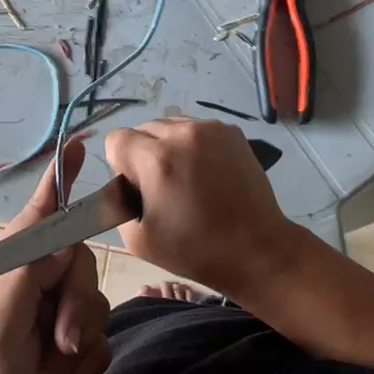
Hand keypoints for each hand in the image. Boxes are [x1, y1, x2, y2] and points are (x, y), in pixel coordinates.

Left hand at [0, 141, 112, 373]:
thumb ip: (27, 273)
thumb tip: (60, 232)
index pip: (32, 220)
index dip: (55, 183)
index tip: (76, 145)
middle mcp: (29, 292)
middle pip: (75, 260)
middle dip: (74, 302)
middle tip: (60, 340)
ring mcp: (53, 322)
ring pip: (94, 300)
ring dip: (78, 344)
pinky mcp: (76, 354)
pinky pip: (102, 337)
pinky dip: (85, 365)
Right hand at [104, 117, 302, 297]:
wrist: (257, 248)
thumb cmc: (196, 250)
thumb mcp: (140, 239)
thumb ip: (117, 203)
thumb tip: (118, 183)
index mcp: (157, 160)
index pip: (117, 140)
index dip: (122, 166)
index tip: (140, 189)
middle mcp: (182, 134)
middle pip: (142, 128)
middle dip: (144, 153)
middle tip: (163, 187)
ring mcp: (209, 129)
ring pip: (169, 124)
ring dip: (168, 145)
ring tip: (186, 177)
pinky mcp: (230, 131)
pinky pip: (195, 128)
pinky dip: (192, 144)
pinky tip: (206, 171)